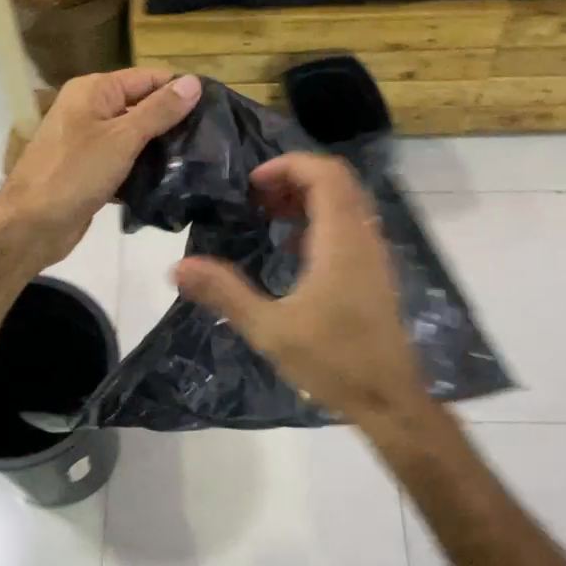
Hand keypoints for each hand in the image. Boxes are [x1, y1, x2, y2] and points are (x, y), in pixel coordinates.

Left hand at [0, 68, 201, 271]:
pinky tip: (170, 182)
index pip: (146, 78)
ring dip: (160, 149)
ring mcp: (87, 142)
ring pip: (133, 138)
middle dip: (172, 121)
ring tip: (199, 159)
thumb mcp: (122, 138)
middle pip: (140, 106)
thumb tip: (193, 82)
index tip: (215, 107)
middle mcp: (89, 110)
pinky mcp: (90, 172)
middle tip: (212, 138)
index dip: (179, 89)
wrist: (32, 225)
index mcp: (93, 90)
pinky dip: (143, 170)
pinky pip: (123, 163)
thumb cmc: (74, 174)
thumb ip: (158, 111)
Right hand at [173, 152, 428, 424]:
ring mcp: (374, 257)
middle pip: (337, 183)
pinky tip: (293, 253)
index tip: (252, 184)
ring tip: (269, 218)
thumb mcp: (269, 329)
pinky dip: (321, 223)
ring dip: (309, 201)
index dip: (288, 166)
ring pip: (346, 205)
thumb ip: (225, 293)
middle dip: (295, 179)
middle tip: (256, 199)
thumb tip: (178, 267)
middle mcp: (363, 239)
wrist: (387, 399)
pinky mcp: (376, 276)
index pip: (325, 174)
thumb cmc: (332, 362)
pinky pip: (350, 229)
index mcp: (340, 242)